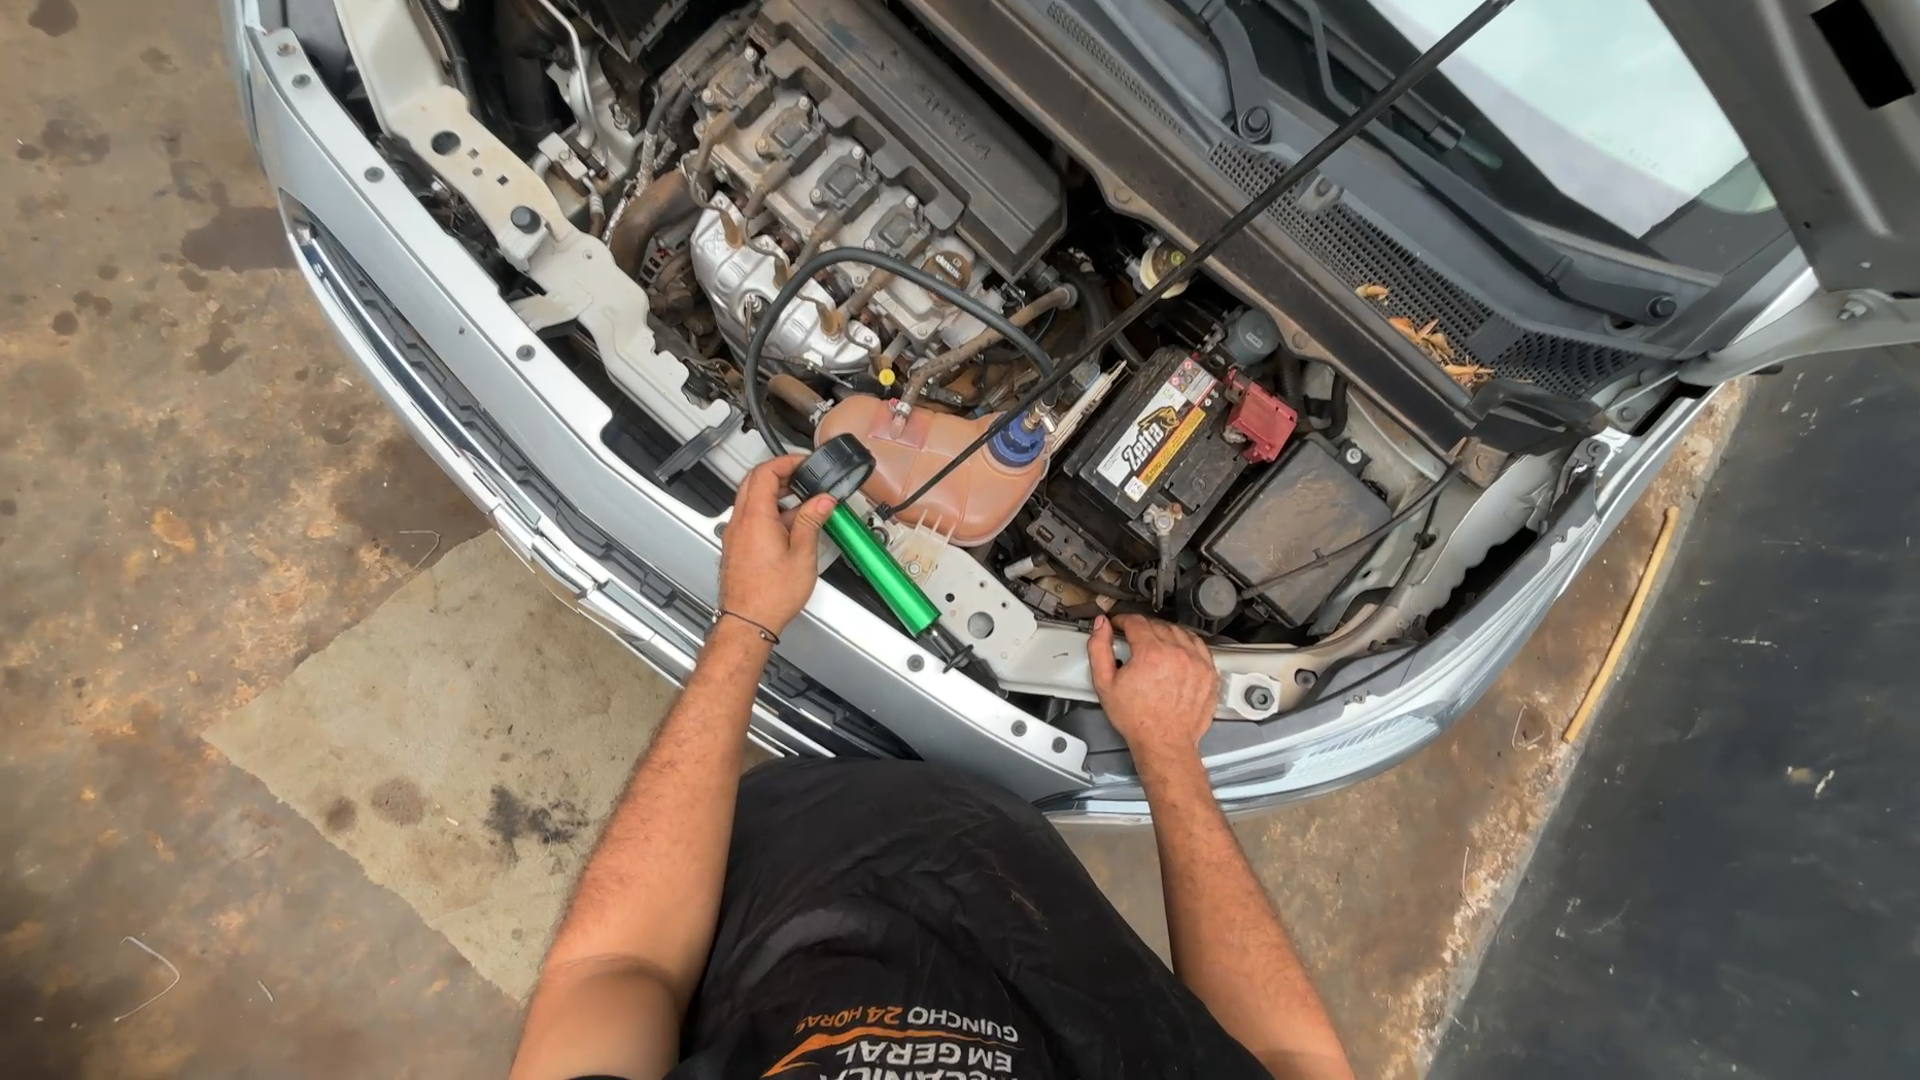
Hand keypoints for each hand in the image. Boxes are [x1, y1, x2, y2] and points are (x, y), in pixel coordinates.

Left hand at [718, 455, 836, 635]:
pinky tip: (789, 527)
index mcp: (755, 518)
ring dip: (775, 495)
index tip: (803, 464)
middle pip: (754, 481)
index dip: (786, 462)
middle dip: (780, 474)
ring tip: (802, 504)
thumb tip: (822, 500)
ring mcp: (735, 534)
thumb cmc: (770, 596)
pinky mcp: (736, 546)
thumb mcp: (802, 554)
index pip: (765, 472)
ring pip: (751, 499)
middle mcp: (740, 523)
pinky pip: (750, 518)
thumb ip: (811, 521)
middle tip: (802, 478)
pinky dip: (769, 512)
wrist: (748, 621)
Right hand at [1088, 614, 1218, 764]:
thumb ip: (1099, 649)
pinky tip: (1177, 650)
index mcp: (1151, 653)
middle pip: (1157, 625)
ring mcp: (1196, 662)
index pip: (1136, 621)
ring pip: (1179, 632)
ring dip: (1164, 633)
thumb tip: (1101, 626)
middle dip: (1142, 628)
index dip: (1122, 620)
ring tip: (1154, 645)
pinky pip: (1199, 645)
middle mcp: (1177, 653)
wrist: (1164, 742)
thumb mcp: (1104, 683)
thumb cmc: (1137, 719)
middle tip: (1132, 640)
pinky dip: (1186, 643)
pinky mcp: (1208, 672)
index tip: (1119, 625)